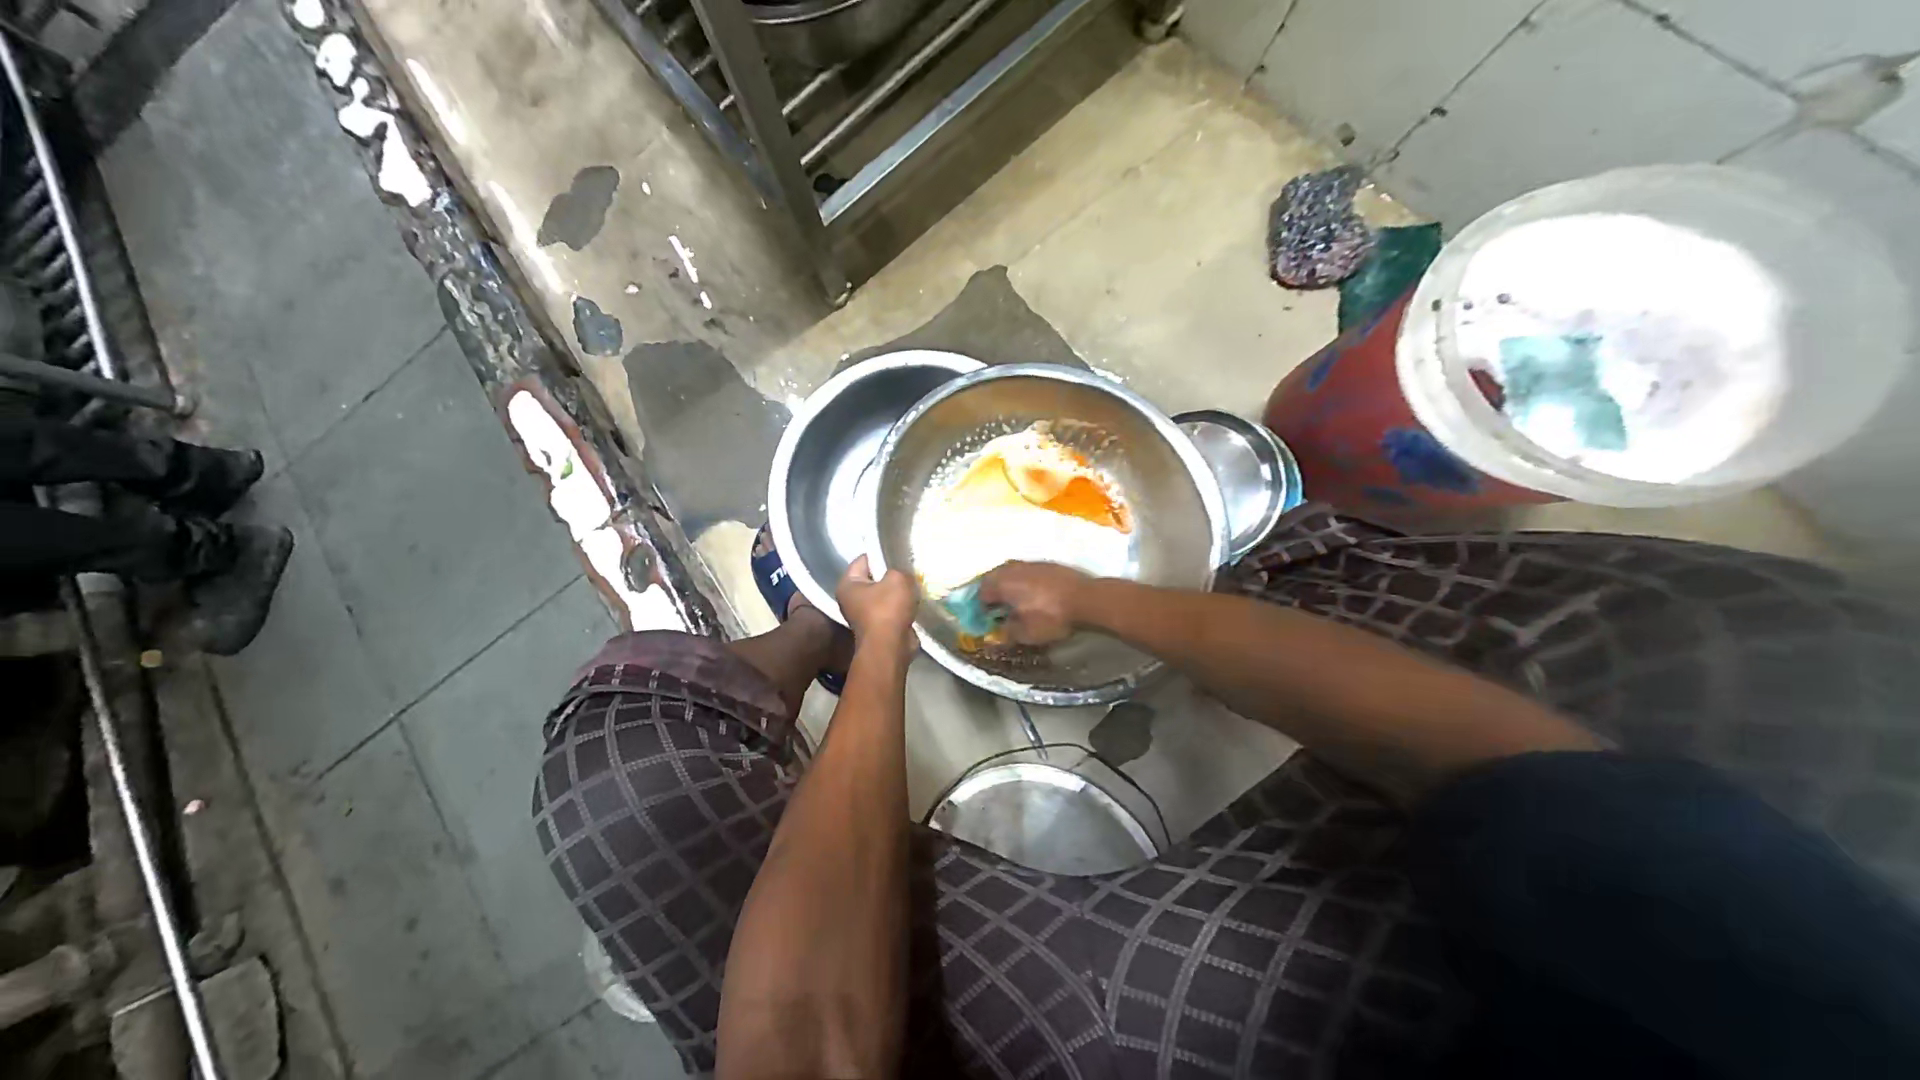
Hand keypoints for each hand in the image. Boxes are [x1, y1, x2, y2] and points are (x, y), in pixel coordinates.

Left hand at [837, 555, 916, 653]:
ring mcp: (863, 615)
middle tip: (909, 569)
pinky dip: (902, 608)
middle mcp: (851, 599)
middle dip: (891, 574)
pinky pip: (891, 610)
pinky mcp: (878, 627)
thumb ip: (899, 570)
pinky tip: (915, 603)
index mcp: (848, 584)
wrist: (890, 647)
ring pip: (884, 595)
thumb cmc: (887, 609)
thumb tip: (901, 575)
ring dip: (899, 592)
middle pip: (873, 578)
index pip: (863, 559)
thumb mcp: (898, 578)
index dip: (881, 553)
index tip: (898, 552)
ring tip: (915, 585)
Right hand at [977, 562, 1091, 645]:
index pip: (981, 593)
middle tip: (998, 609)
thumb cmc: (1051, 617)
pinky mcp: (1048, 564)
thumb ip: (1008, 632)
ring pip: (1011, 572)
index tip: (988, 619)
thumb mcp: (1026, 634)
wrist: (1087, 598)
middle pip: (993, 578)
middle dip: (993, 593)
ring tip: (1017, 601)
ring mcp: (1031, 563)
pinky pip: (1028, 571)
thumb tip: (1000, 630)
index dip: (981, 608)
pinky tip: (1035, 593)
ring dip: (1009, 585)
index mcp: (1002, 583)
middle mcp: (1012, 568)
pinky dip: (1026, 581)